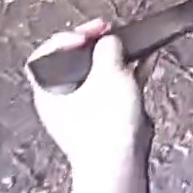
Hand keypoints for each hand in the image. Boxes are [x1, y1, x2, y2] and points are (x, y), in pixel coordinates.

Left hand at [26, 19, 151, 173]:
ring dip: (117, 55)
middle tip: (109, 33)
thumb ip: (108, 48)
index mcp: (50, 89)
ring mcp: (86, 106)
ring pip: (99, 70)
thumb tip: (110, 41)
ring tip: (131, 45)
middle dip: (96, 43)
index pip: (44, 55)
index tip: (89, 34)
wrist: (119, 159)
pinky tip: (147, 60)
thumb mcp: (108, 71)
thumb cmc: (104, 122)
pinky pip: (118, 82)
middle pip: (75, 59)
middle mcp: (63, 98)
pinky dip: (131, 69)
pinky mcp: (107, 112)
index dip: (65, 38)